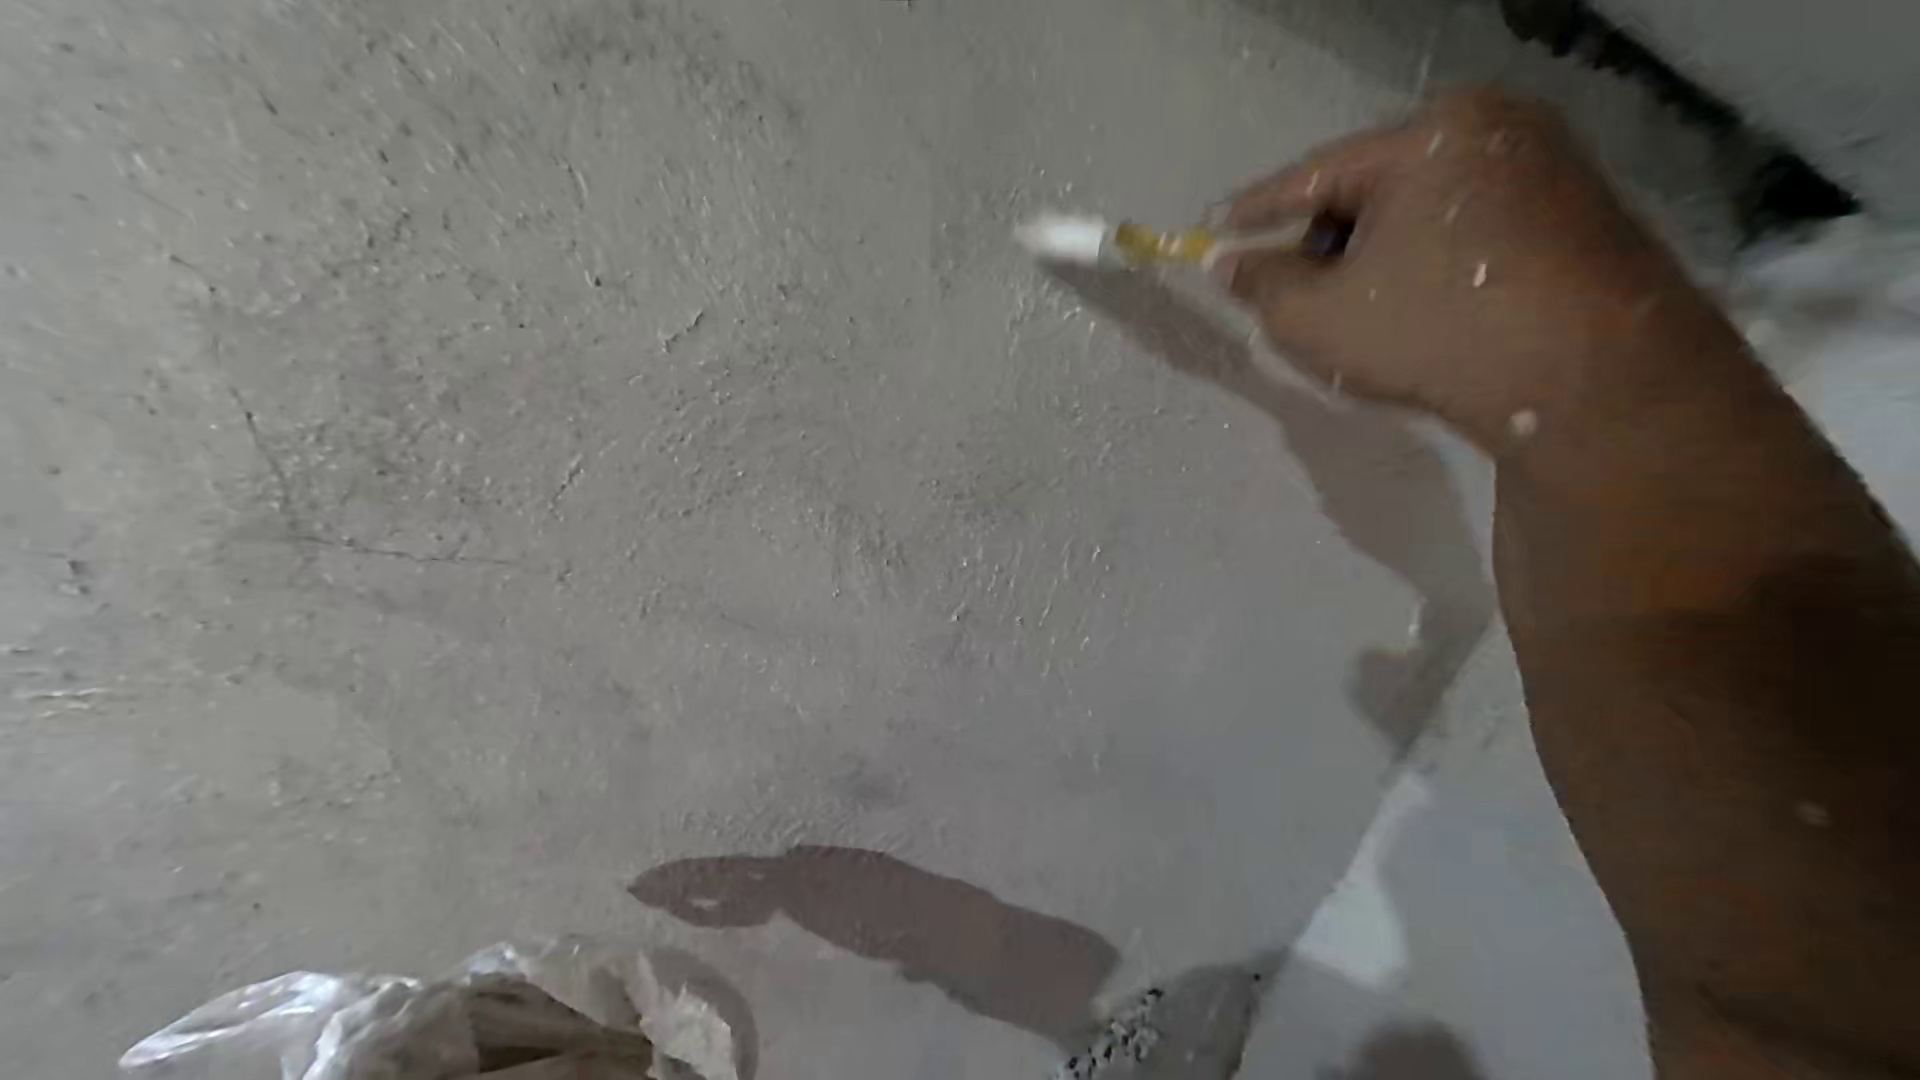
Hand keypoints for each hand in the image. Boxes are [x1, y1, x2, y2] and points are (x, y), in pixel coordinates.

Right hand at [1221, 89, 1735, 447]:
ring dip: (1370, 258)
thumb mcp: (1313, 316)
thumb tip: (1229, 261)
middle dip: (1322, 243)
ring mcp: (1545, 168)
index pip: (1313, 174)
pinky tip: (1413, 312)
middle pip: (1369, 190)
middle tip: (1295, 294)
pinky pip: (1462, 230)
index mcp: (1430, 138)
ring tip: (1356, 313)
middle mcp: (1495, 130)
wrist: (1587, 380)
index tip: (1215, 232)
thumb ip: (1260, 282)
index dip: (1255, 211)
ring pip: (1416, 213)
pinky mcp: (1572, 214)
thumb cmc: (1429, 333)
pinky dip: (1419, 265)